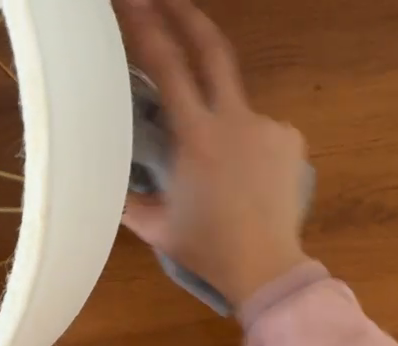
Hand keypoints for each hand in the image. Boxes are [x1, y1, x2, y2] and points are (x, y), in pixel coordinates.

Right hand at [117, 0, 309, 308]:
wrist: (266, 267)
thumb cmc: (206, 249)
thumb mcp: (157, 228)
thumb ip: (130, 200)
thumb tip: (107, 183)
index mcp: (196, 137)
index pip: (168, 66)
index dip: (146, 26)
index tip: (131, 2)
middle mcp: (234, 118)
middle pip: (211, 47)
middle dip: (185, 14)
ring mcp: (267, 125)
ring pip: (233, 106)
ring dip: (218, 124)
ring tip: (217, 174)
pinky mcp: (290, 138)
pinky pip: (259, 131)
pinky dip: (244, 148)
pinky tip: (244, 183)